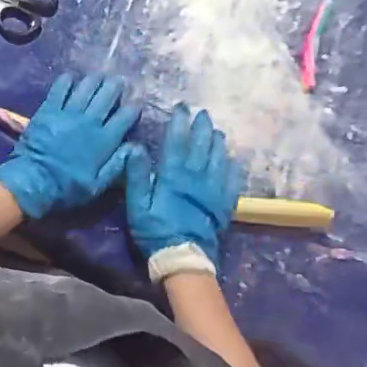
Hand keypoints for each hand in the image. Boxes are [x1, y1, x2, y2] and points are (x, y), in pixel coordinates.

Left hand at [0, 73, 139, 218]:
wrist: (33, 182)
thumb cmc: (67, 188)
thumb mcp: (98, 186)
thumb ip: (118, 165)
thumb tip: (135, 147)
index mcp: (105, 140)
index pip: (125, 117)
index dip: (133, 108)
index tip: (136, 102)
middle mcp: (89, 122)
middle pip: (107, 96)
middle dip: (115, 87)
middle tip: (119, 81)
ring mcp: (67, 114)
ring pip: (86, 88)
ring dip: (94, 80)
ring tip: (100, 75)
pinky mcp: (48, 110)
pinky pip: (59, 90)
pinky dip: (66, 81)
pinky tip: (71, 76)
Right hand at [124, 105, 243, 267]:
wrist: (184, 258)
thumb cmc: (155, 230)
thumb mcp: (137, 204)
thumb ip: (136, 176)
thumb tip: (135, 148)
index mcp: (173, 175)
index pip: (177, 141)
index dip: (179, 123)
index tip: (181, 108)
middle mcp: (196, 177)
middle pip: (202, 146)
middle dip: (202, 127)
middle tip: (202, 113)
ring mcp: (213, 190)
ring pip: (218, 159)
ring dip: (217, 142)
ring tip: (216, 130)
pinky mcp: (224, 204)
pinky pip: (231, 180)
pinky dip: (231, 166)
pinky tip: (231, 159)